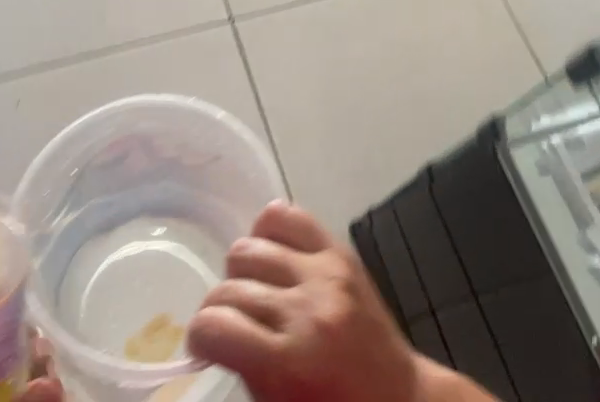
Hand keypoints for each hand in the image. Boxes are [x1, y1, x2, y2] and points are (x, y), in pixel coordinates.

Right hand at [186, 202, 423, 401]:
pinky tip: (272, 258)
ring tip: (255, 294)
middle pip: (227, 288)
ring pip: (247, 248)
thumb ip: (241, 365)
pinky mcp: (339, 252)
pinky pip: (286, 216)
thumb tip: (208, 334)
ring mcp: (324, 274)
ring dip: (241, 275)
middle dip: (218, 310)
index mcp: (290, 361)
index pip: (213, 326)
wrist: (400, 397)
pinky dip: (267, 232)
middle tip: (231, 328)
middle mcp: (306, 309)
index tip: (206, 347)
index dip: (199, 338)